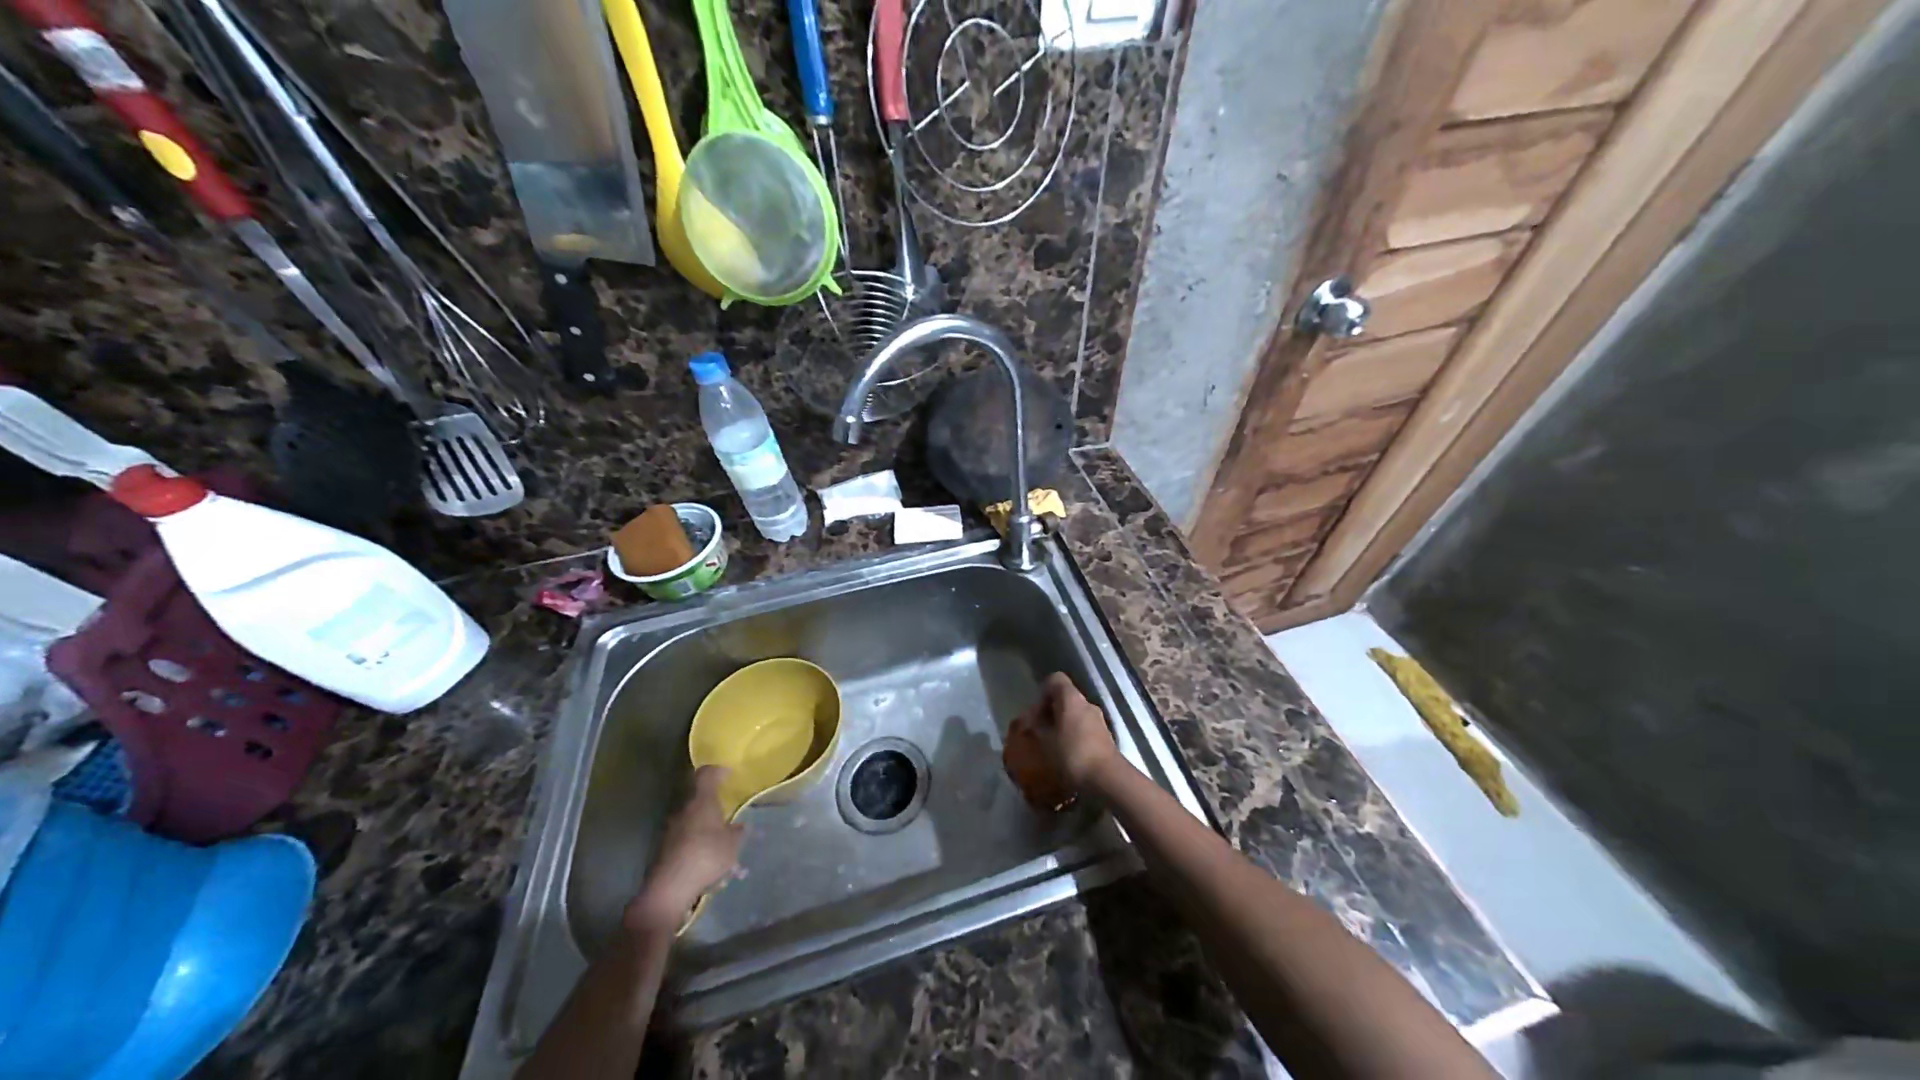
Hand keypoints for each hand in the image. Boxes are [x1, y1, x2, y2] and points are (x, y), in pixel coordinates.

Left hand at [625, 766, 743, 933]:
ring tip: (723, 849)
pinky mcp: (665, 850)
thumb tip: (740, 826)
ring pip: (693, 823)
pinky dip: (698, 847)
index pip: (706, 775)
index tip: (729, 773)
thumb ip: (738, 833)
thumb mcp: (732, 845)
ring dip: (706, 830)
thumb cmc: (706, 856)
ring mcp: (672, 830)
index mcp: (702, 802)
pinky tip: (710, 866)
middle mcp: (684, 811)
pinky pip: (687, 841)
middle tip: (730, 818)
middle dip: (714, 808)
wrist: (670, 888)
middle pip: (699, 800)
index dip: (718, 771)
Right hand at [1005, 673, 1125, 808]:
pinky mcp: (1104, 737)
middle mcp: (1086, 704)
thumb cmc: (1072, 754)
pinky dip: (1072, 736)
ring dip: (1061, 725)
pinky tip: (1065, 755)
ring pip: (1074, 714)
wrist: (1107, 778)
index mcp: (1071, 698)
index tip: (1035, 713)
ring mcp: (1098, 720)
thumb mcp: (1044, 742)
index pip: (1055, 680)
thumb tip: (1030, 724)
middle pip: (1064, 698)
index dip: (1042, 692)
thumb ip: (1035, 729)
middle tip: (1038, 731)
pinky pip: (1083, 729)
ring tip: (1049, 745)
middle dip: (1049, 712)